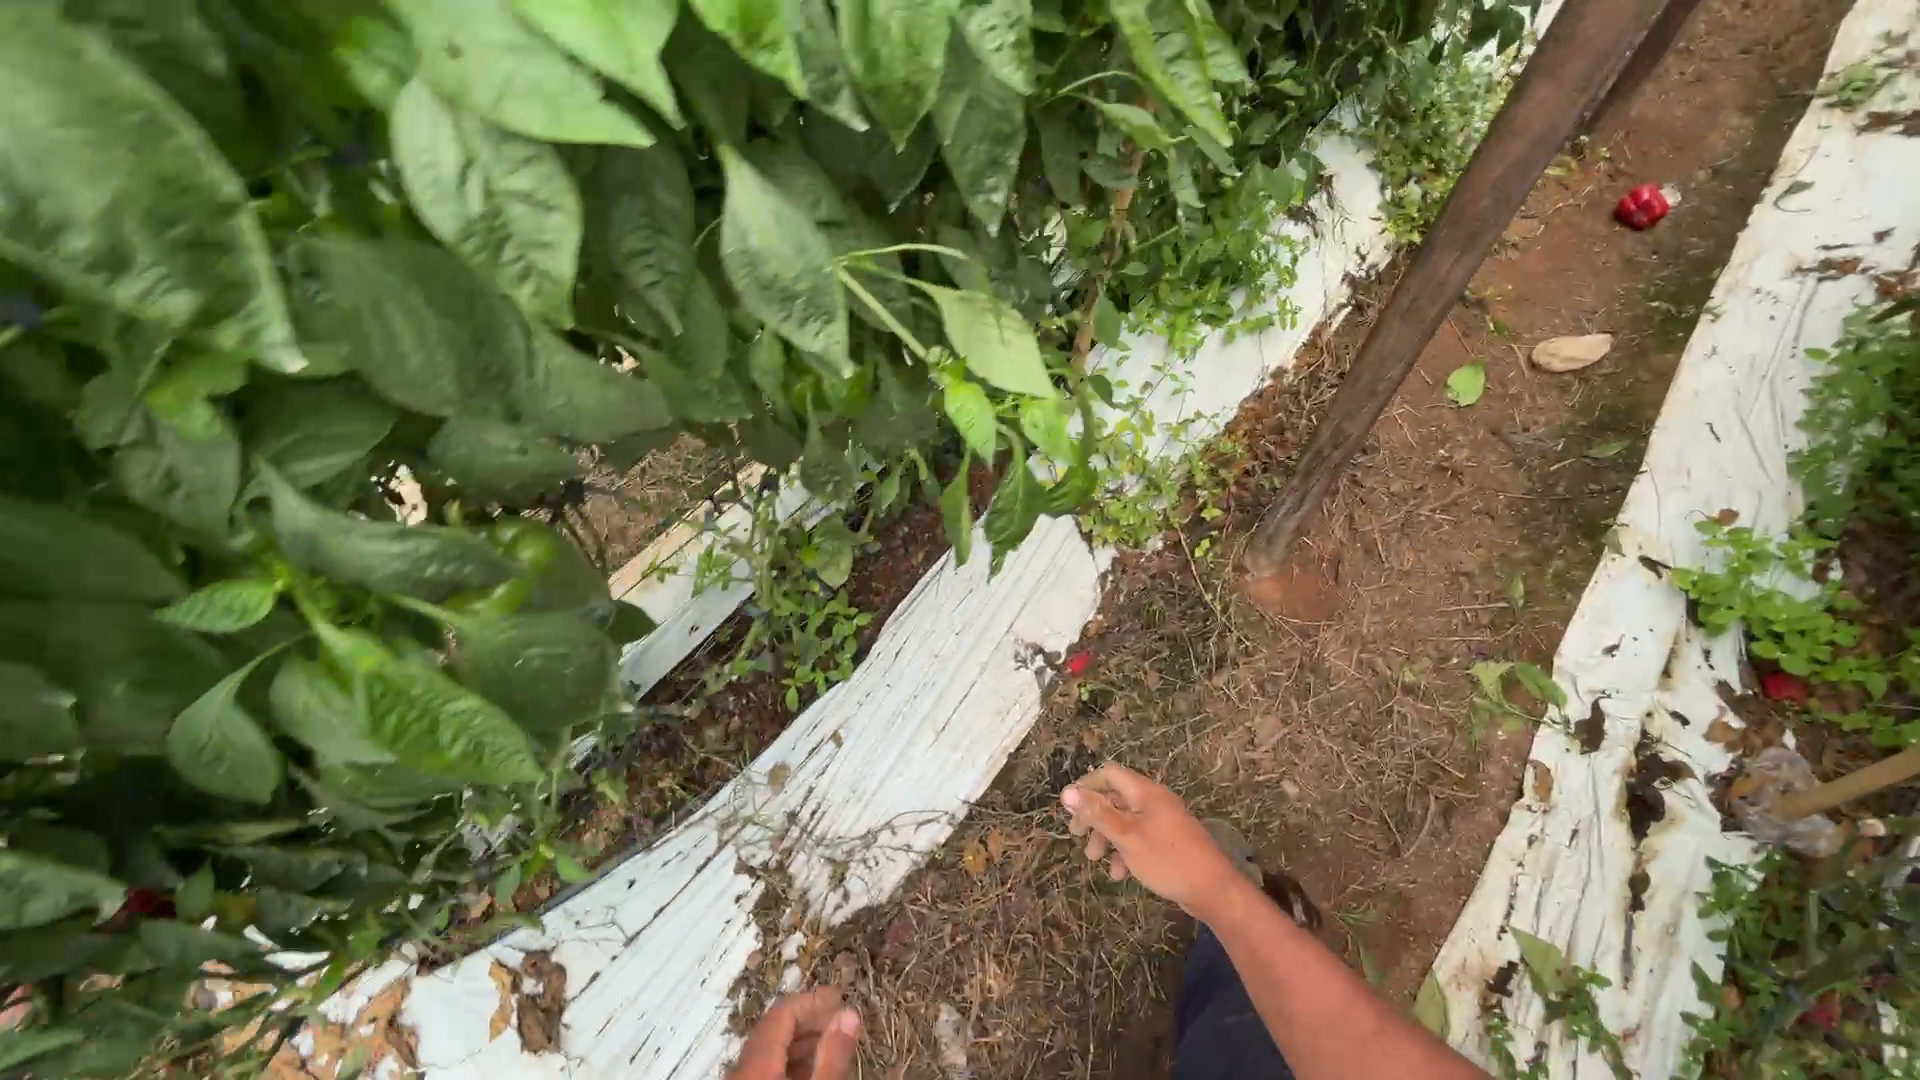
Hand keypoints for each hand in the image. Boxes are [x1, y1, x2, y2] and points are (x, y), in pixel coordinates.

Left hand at [727, 987, 861, 1079]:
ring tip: (832, 1043)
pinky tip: (811, 1069)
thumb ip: (833, 1054)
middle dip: (810, 1019)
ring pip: (769, 1049)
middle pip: (774, 1028)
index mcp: (757, 1058)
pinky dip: (789, 1061)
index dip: (813, 999)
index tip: (842, 995)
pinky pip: (764, 1067)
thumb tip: (851, 1012)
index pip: (783, 1010)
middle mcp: (741, 1065)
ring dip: (801, 1042)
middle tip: (841, 1018)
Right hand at [1061, 763, 1243, 916]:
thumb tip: (1067, 791)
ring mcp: (1163, 820)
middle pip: (1115, 798)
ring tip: (1095, 859)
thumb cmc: (1166, 858)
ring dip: (1107, 836)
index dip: (1087, 786)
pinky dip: (1125, 849)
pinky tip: (1119, 873)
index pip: (1109, 773)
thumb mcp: (1126, 836)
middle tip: (1077, 835)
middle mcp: (1154, 800)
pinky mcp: (1169, 840)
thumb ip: (1097, 813)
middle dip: (1094, 817)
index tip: (1070, 808)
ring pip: (1125, 820)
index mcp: (1144, 792)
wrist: (1213, 889)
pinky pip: (1139, 836)